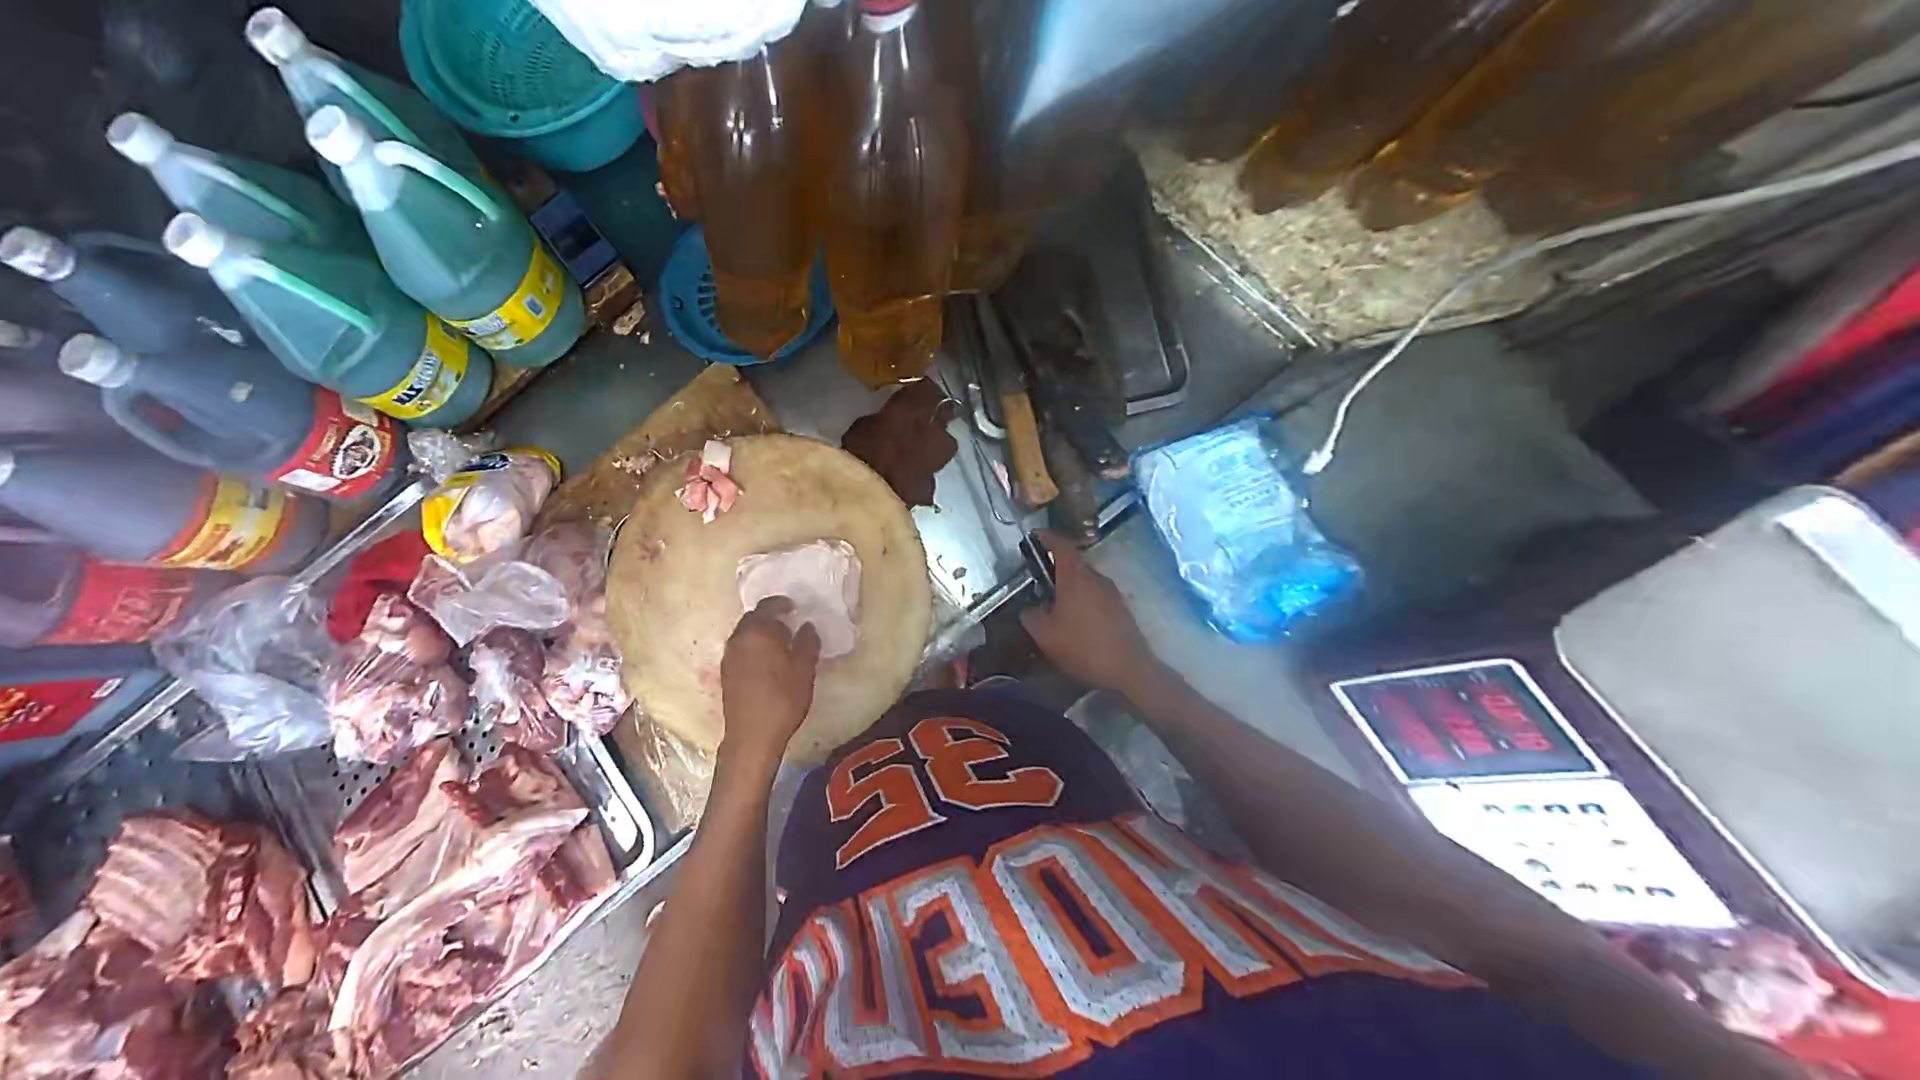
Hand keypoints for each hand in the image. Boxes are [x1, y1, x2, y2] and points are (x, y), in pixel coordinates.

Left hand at [720, 598, 820, 766]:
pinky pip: (741, 649)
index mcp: (757, 632)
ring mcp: (728, 656)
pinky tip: (768, 662)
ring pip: (745, 634)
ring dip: (761, 633)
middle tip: (790, 625)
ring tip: (781, 644)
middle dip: (771, 618)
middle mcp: (738, 639)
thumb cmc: (782, 699)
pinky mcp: (726, 673)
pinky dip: (754, 648)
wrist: (752, 736)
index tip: (795, 608)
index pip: (768, 606)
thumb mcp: (805, 669)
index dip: (782, 604)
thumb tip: (806, 626)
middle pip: (753, 618)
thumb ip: (807, 642)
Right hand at [1019, 531, 1164, 696]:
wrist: (1128, 669)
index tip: (1036, 535)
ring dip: (1071, 587)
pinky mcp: (1122, 610)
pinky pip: (1097, 597)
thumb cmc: (1082, 646)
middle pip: (1074, 563)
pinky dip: (1084, 601)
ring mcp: (1113, 593)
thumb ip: (1031, 616)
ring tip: (1055, 604)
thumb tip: (1029, 609)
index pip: (1061, 545)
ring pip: (1087, 581)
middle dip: (1057, 567)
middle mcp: (1096, 578)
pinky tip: (1076, 621)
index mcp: (1075, 576)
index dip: (1047, 538)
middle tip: (1040, 579)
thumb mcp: (1044, 635)